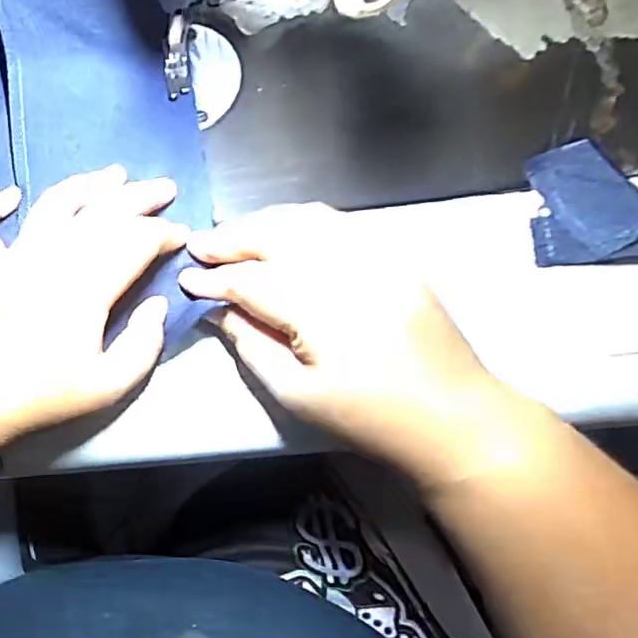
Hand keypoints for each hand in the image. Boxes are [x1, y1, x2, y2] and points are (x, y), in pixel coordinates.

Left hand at [0, 167, 188, 446]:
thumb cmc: (41, 397)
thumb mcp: (107, 386)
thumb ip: (143, 345)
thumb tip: (157, 305)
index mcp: (88, 285)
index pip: (136, 241)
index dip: (164, 234)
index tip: (182, 236)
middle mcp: (53, 257)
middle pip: (102, 212)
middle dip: (139, 197)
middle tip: (164, 188)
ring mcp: (14, 257)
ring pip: (53, 204)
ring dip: (87, 185)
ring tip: (113, 174)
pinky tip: (12, 195)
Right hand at [179, 203, 549, 490]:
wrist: (452, 415)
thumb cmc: (367, 417)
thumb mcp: (296, 394)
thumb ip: (251, 345)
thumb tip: (218, 311)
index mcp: (322, 311)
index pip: (254, 281)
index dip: (215, 279)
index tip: (186, 279)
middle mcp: (350, 271)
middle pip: (279, 236)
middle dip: (233, 238)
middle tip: (199, 244)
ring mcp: (379, 258)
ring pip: (309, 220)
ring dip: (265, 222)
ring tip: (233, 232)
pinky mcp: (395, 258)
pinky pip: (341, 225)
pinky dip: (302, 222)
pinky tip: (282, 231)